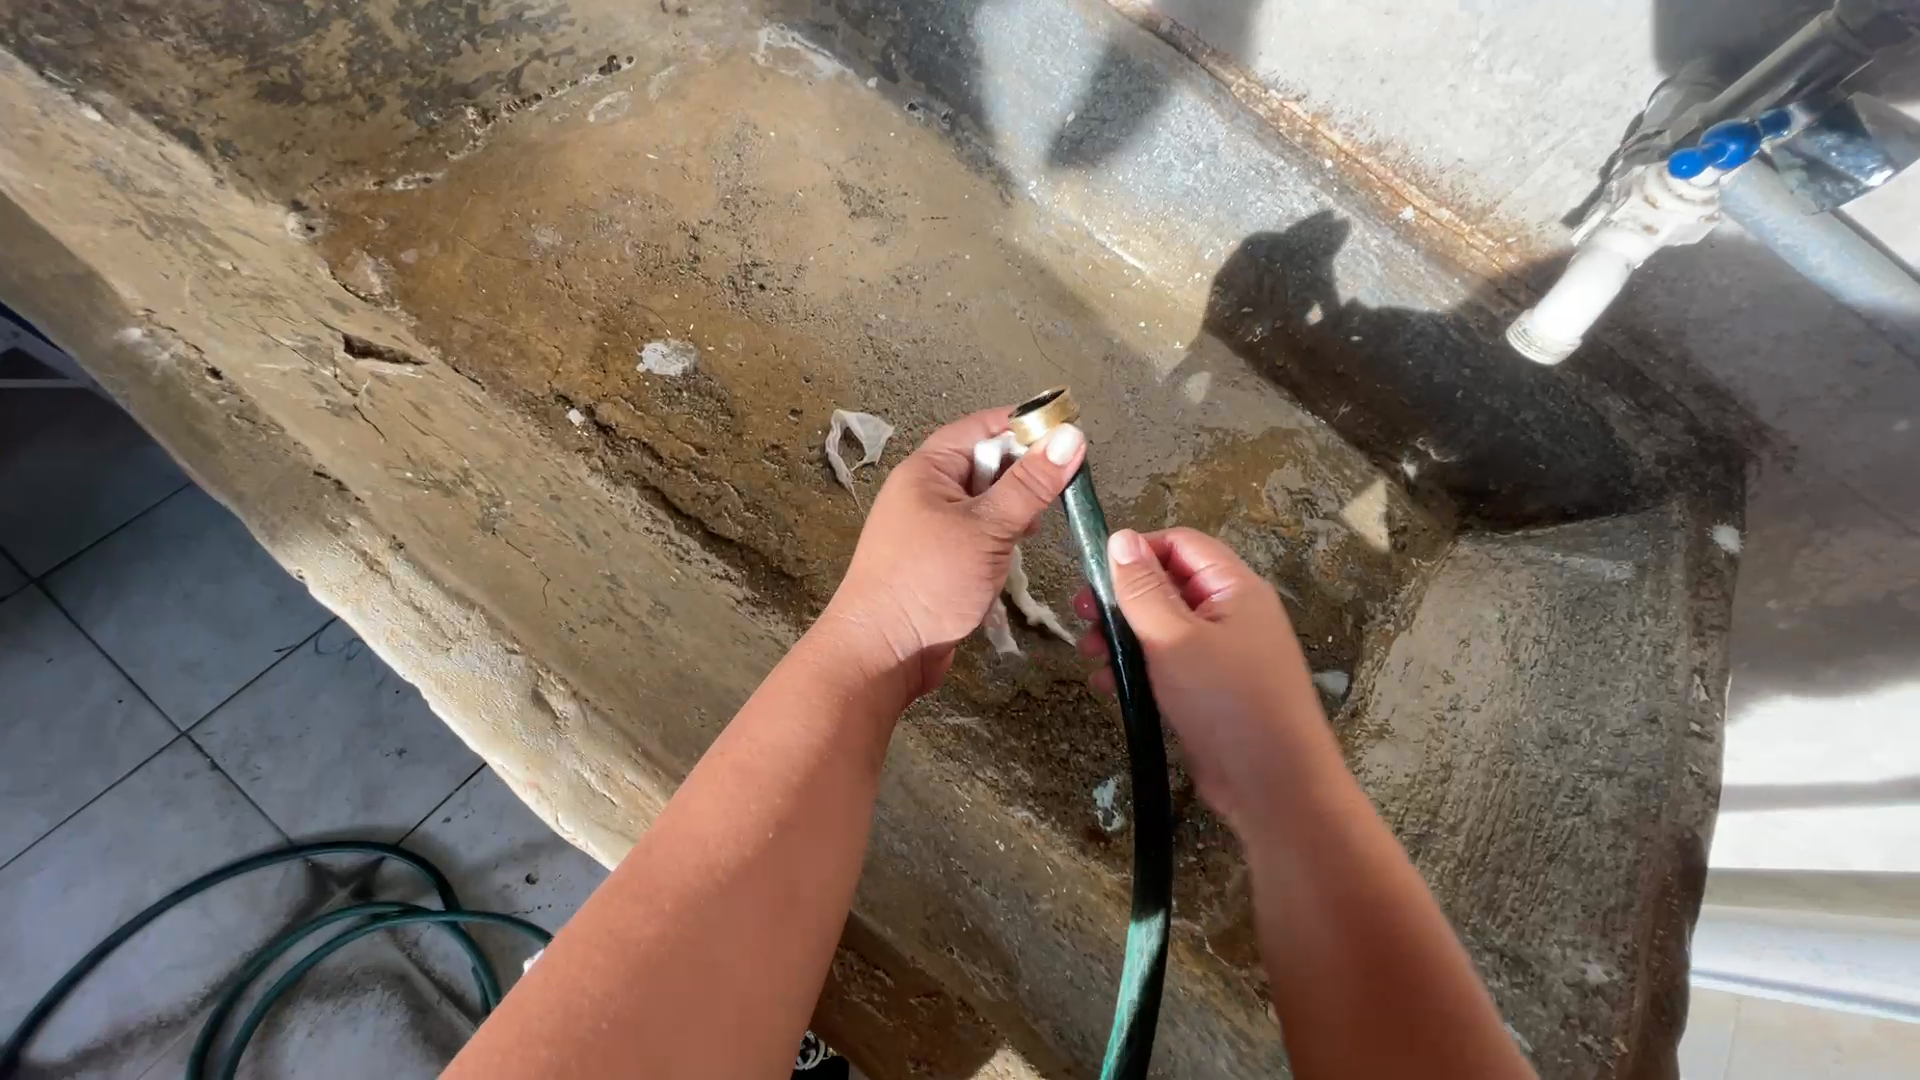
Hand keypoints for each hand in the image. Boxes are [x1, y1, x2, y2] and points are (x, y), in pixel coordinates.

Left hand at [823, 407, 1086, 700]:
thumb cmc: (929, 580)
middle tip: (1064, 484)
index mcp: (928, 469)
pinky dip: (1001, 534)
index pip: (981, 427)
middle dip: (1023, 471)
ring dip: (1014, 507)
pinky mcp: (940, 559)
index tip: (1067, 435)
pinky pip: (978, 532)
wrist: (882, 651)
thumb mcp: (987, 528)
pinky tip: (1019, 548)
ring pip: (985, 501)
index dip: (1024, 425)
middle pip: (985, 463)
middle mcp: (927, 490)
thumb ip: (1030, 485)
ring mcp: (932, 526)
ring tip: (1041, 522)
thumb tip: (1072, 437)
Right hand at [1074, 528, 1340, 834]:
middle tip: (1081, 616)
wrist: (1272, 786)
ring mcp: (1219, 652)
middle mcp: (1228, 612)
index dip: (1137, 551)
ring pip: (1159, 626)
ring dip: (1120, 636)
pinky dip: (1136, 667)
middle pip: (1165, 584)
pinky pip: (1165, 662)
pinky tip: (1109, 686)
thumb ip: (1142, 587)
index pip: (1180, 544)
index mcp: (1232, 587)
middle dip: (1120, 599)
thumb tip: (1121, 537)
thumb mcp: (1173, 637)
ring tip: (1089, 655)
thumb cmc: (1224, 700)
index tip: (1095, 574)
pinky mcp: (1207, 687)